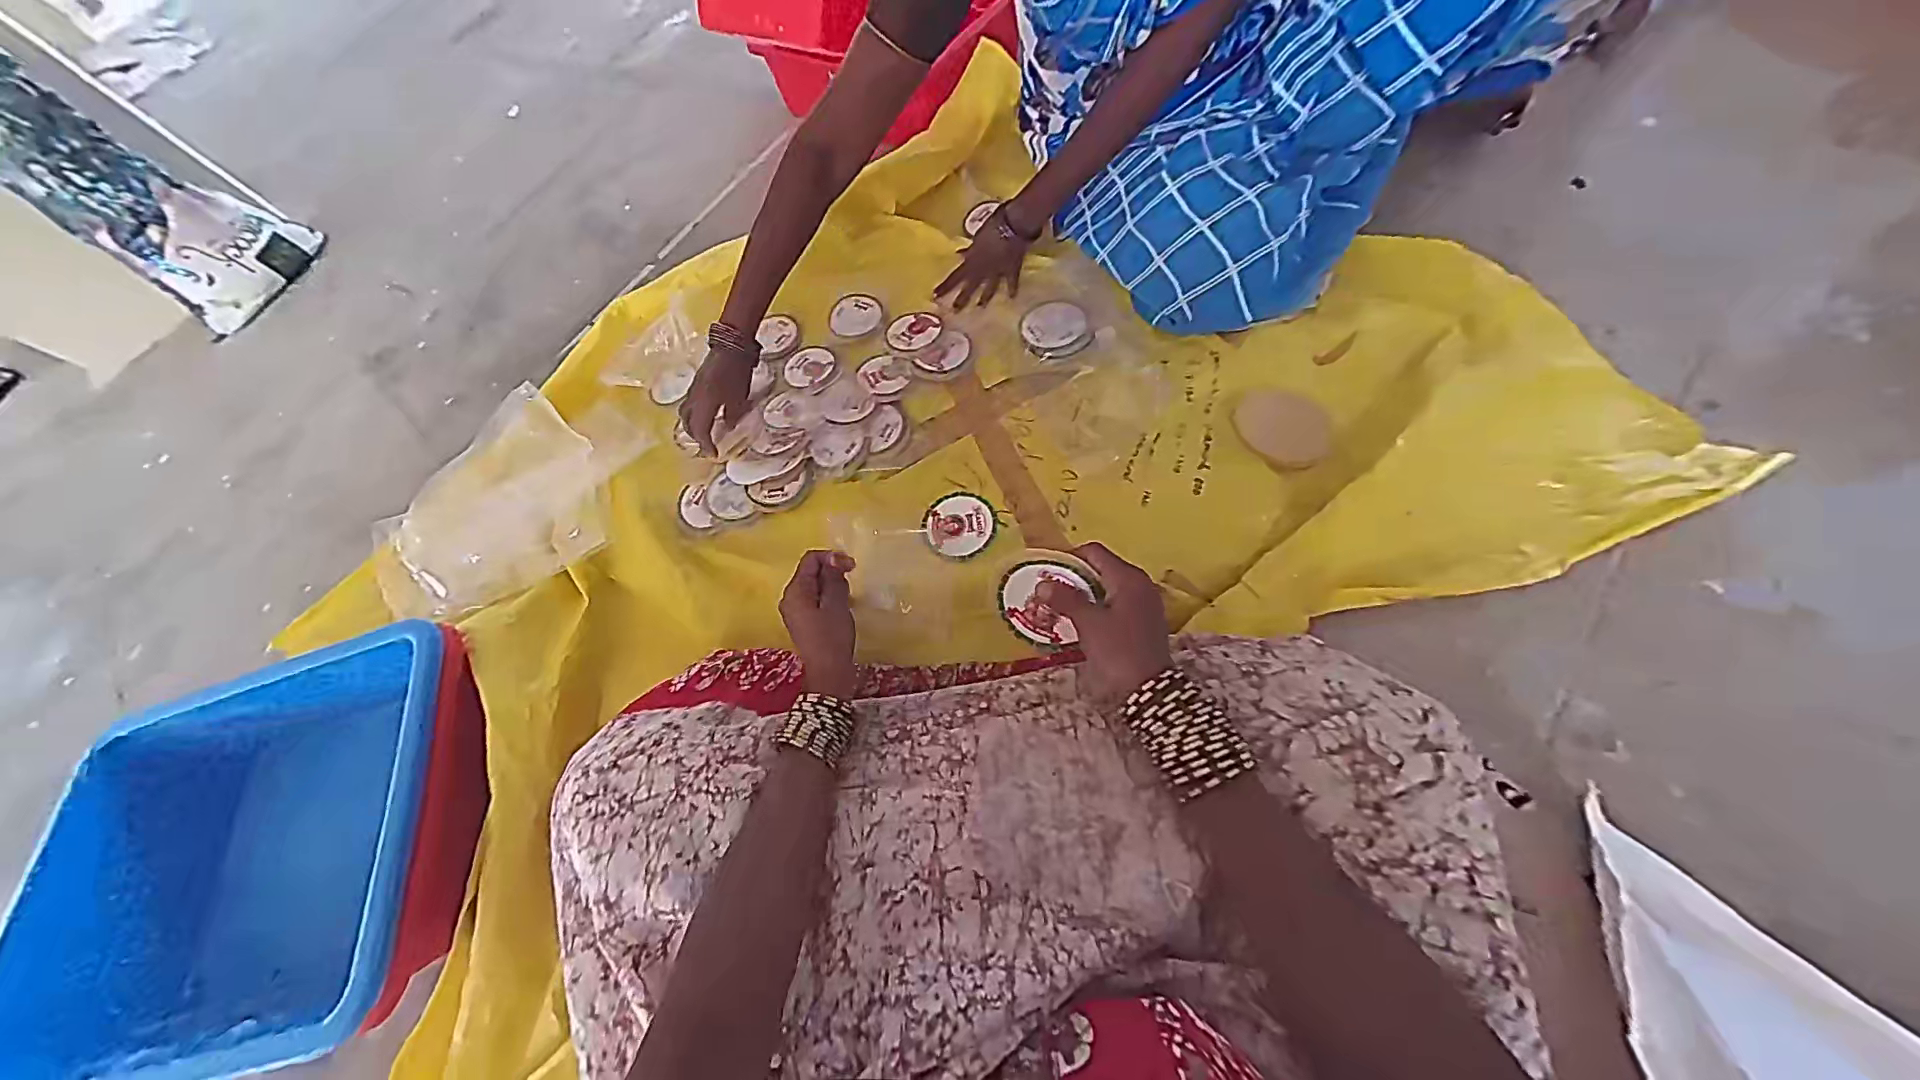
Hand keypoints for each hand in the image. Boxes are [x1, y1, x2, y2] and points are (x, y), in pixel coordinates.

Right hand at [678, 348, 754, 455]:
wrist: (730, 346)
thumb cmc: (737, 373)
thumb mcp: (739, 399)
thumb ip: (732, 416)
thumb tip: (726, 427)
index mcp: (704, 405)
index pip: (700, 430)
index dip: (706, 444)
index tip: (713, 454)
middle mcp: (694, 399)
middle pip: (688, 423)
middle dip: (697, 437)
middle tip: (707, 446)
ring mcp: (693, 389)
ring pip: (686, 413)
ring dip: (692, 426)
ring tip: (703, 433)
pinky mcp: (696, 382)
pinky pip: (690, 404)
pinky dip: (694, 414)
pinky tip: (705, 415)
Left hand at [780, 550, 857, 697]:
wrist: (828, 673)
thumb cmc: (832, 636)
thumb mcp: (837, 603)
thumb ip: (833, 577)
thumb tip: (833, 558)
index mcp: (795, 591)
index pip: (810, 559)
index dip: (831, 557)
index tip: (852, 566)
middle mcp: (789, 598)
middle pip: (810, 572)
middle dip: (832, 571)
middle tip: (851, 583)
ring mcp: (794, 611)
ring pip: (813, 586)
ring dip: (832, 585)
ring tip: (848, 598)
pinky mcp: (802, 621)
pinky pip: (814, 600)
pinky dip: (828, 598)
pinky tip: (841, 608)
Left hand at [933, 204, 1037, 309]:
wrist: (1013, 225)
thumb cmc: (993, 224)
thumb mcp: (977, 236)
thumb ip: (970, 248)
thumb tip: (960, 254)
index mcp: (971, 260)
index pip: (955, 276)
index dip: (945, 286)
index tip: (935, 295)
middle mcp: (982, 270)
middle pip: (969, 287)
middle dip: (962, 299)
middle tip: (955, 310)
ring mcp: (997, 272)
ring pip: (988, 288)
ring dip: (984, 297)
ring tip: (980, 306)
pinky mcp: (1011, 270)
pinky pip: (1011, 281)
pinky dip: (1012, 288)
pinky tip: (1012, 297)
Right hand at [1035, 543, 1172, 700]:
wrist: (1150, 691)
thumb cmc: (1119, 651)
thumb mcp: (1089, 624)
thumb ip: (1066, 599)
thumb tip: (1043, 584)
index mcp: (1128, 578)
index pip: (1094, 552)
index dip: (1069, 557)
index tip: (1047, 572)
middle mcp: (1139, 584)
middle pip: (1101, 568)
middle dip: (1074, 577)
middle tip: (1049, 591)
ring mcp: (1144, 603)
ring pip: (1107, 587)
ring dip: (1083, 594)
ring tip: (1059, 607)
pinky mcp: (1143, 621)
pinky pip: (1115, 604)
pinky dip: (1096, 607)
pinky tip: (1080, 622)